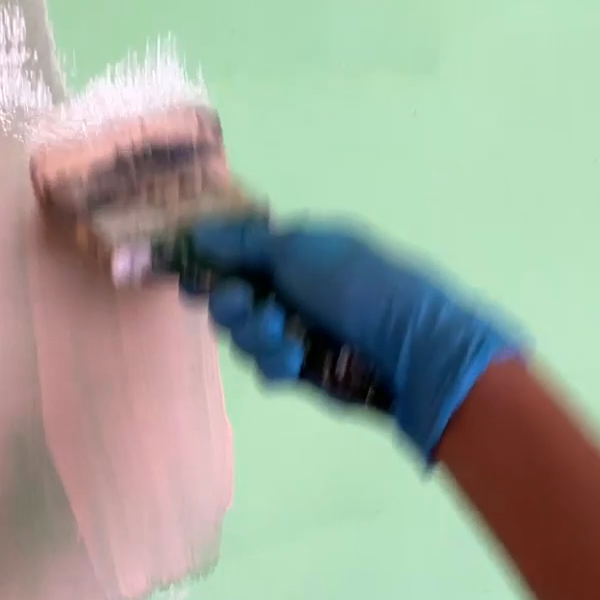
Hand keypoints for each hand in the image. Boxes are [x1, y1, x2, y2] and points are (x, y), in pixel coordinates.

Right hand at [185, 215, 521, 459]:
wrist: (410, 346)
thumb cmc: (357, 284)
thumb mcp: (300, 249)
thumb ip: (244, 243)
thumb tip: (198, 230)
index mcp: (291, 252)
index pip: (233, 257)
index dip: (208, 267)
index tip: (190, 276)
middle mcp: (288, 290)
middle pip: (228, 301)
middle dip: (233, 306)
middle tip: (246, 305)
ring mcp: (294, 331)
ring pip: (243, 337)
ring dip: (257, 336)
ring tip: (287, 337)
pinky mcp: (301, 369)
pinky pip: (264, 367)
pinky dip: (276, 363)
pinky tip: (297, 360)